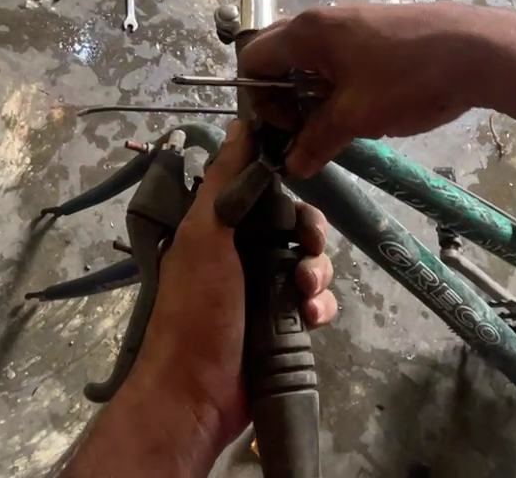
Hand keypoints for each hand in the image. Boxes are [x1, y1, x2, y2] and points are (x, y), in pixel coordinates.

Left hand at [119, 121, 337, 460]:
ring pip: (310, 263)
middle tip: (307, 248)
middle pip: (295, 225)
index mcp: (221, 226)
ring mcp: (266, 289)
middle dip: (309, 234)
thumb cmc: (196, 307)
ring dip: (316, 273)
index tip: (302, 184)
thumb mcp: (205, 234)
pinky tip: (310, 317)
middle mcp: (244, 252)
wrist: (197, 393)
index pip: (264, 190)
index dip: (286, 185)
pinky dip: (319, 306)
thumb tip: (241, 123)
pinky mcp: (285, 324)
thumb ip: (225, 180)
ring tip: (303, 292)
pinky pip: (317, 302)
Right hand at [238, 3, 498, 175]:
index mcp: (306, 33)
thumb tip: (292, 166)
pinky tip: (364, 104)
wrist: (478, 50)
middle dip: (280, 93)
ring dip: (310, 89)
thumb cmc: (409, 80)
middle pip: (276, 54)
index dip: (258, 99)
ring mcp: (349, 21)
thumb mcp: (357, 117)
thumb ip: (317, 140)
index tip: (287, 128)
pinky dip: (334, 80)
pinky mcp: (373, 28)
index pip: (252, 59)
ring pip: (308, 56)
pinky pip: (334, 54)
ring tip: (337, 119)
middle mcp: (320, 20)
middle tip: (303, 124)